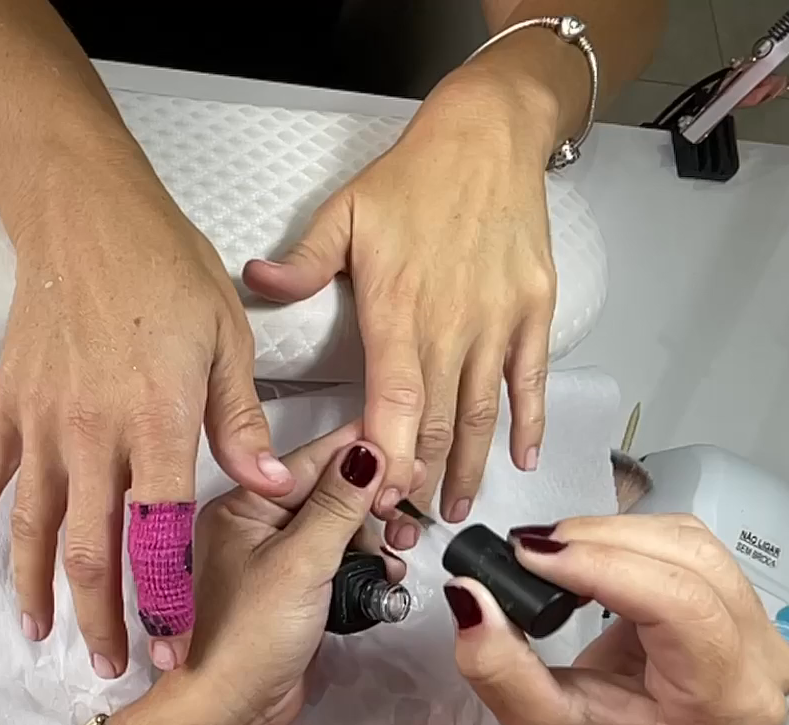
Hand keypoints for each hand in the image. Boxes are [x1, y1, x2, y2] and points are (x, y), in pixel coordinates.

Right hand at [0, 178, 293, 677]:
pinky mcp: (7, 409)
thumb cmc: (165, 268)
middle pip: (94, 549)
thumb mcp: (228, 339)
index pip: (164, 534)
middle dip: (103, 618)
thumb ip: (241, 422)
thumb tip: (269, 485)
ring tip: (41, 637)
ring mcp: (41, 426)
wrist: (84, 215)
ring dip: (37, 590)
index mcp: (158, 422)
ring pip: (33, 528)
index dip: (170, 600)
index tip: (175, 651)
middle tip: (110, 667)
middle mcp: (94, 436)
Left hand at [111, 426, 386, 724]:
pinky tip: (385, 574)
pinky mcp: (295, 587)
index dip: (361, 455)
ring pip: (338, 524)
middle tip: (409, 505)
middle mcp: (256, 524)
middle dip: (373, 496)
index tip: (407, 456)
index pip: (311, 460)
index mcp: (243, 505)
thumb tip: (369, 450)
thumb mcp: (299, 563)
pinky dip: (365, 561)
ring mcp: (275, 557)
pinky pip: (337, 557)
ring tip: (401, 548)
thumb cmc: (250, 636)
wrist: (232, 707)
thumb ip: (338, 505)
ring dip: (374, 532)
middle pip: (328, 489)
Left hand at [243, 71, 564, 539]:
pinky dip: (528, 422)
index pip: (393, 401)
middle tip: (405, 524)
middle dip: (420, 479)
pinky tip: (522, 460)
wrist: (492, 135)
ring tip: (452, 511)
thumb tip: (255, 282)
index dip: (387, 456)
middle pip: (435, 421)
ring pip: (480, 413)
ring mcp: (498, 323)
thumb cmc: (413, 178)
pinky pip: (530, 380)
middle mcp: (452, 327)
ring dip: (467, 467)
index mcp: (399, 312)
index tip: (377, 500)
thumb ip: (302, 262)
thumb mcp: (345, 212)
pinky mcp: (533, 314)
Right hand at [446, 515, 788, 724]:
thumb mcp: (532, 722)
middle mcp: (764, 666)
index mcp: (723, 704)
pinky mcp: (742, 613)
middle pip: (691, 559)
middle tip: (528, 550)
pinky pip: (689, 549)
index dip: (599, 565)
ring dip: (612, 532)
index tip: (527, 554)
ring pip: (691, 543)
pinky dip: (627, 538)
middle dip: (600, 539)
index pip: (678, 602)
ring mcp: (762, 635)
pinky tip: (584, 557)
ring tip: (551, 554)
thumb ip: (496, 664)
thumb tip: (469, 594)